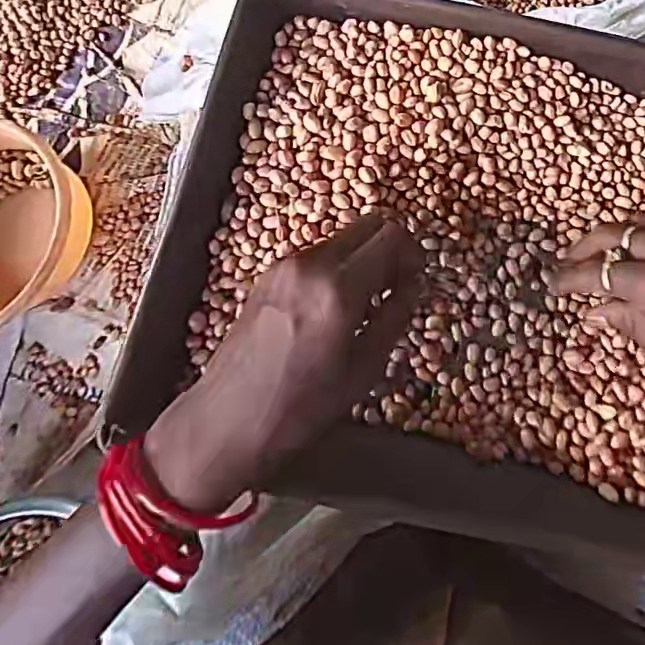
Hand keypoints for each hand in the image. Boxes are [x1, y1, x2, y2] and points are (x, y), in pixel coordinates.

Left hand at [145, 211, 425, 510]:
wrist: (228, 419)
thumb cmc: (301, 407)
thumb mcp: (364, 368)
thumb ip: (395, 315)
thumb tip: (414, 283)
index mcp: (338, 288)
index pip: (391, 236)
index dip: (412, 253)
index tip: (416, 278)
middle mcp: (310, 264)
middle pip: (368, 224)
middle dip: (391, 248)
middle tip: (397, 285)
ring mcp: (285, 264)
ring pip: (343, 237)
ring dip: (364, 257)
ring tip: (367, 302)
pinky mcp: (269, 273)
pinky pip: (318, 253)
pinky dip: (338, 266)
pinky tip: (336, 305)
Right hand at [547, 216, 644, 423]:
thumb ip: (635, 324)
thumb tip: (598, 311)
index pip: (600, 271)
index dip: (570, 279)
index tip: (553, 286)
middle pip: (616, 232)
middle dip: (585, 247)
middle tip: (567, 264)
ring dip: (615, 236)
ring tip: (599, 256)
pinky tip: (642, 255)